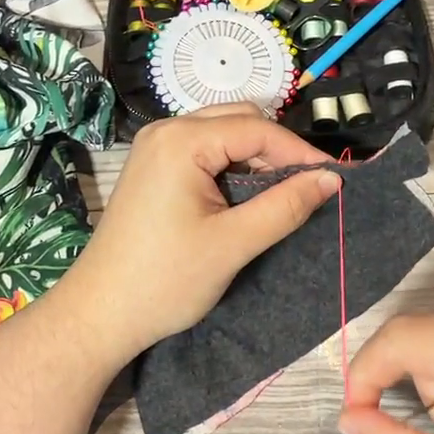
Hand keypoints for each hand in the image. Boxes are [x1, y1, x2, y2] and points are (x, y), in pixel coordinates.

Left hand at [55, 103, 340, 361]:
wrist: (99, 313)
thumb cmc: (164, 280)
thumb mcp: (233, 245)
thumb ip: (284, 206)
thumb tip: (331, 180)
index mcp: (181, 140)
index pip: (256, 128)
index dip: (298, 152)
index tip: (334, 178)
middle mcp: (165, 130)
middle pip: (239, 119)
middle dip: (277, 149)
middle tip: (307, 187)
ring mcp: (155, 145)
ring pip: (222, 131)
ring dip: (254, 155)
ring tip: (281, 192)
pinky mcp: (152, 164)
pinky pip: (203, 147)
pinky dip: (231, 163)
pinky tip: (245, 194)